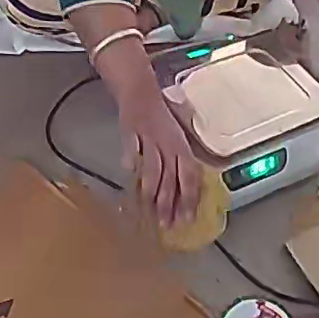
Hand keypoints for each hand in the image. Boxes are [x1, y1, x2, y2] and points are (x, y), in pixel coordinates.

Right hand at [120, 90, 201, 228]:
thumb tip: (187, 191)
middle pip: (172, 178)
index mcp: (182, 147)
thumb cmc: (161, 119)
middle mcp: (169, 144)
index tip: (187, 219)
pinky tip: (128, 172)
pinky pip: (132, 149)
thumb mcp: (176, 140)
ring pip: (154, 169)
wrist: (141, 93)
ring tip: (150, 211)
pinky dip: (131, 160)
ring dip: (152, 192)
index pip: (190, 177)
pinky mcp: (132, 132)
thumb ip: (179, 164)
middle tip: (168, 224)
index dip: (189, 198)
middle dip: (170, 203)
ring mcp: (150, 139)